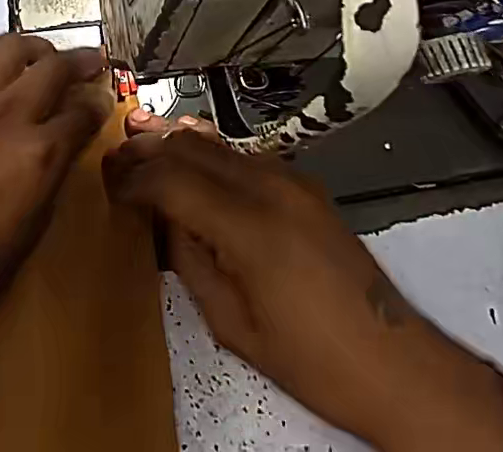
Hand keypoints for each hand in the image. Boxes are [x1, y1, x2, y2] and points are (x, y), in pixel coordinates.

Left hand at [0, 34, 113, 323]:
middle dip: (82, 62)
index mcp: (39, 153)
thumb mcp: (36, 224)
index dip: (100, 104)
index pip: (85, 111)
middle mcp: (5, 116)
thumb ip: (58, 169)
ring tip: (45, 59)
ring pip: (10, 46)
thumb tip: (71, 140)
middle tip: (92, 64)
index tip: (103, 101)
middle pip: (54, 66)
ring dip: (35, 48)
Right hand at [104, 125, 502, 450]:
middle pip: (190, 146)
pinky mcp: (304, 184)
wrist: (394, 360)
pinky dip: (208, 155)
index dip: (132, 178)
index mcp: (249, 226)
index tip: (108, 184)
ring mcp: (291, 179)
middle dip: (147, 149)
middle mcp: (270, 186)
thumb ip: (188, 259)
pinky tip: (189, 162)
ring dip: (175, 145)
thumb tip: (161, 219)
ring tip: (140, 149)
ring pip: (216, 142)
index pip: (171, 178)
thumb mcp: (232, 323)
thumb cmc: (310, 358)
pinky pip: (242, 155)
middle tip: (115, 161)